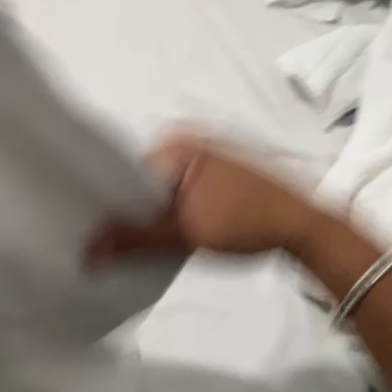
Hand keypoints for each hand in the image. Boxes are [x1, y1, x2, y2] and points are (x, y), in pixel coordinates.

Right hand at [86, 133, 326, 265]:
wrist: (307, 230)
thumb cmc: (246, 222)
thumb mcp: (185, 235)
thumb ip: (132, 241)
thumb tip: (84, 252)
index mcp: (174, 142)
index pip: (122, 170)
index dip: (105, 201)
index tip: (89, 228)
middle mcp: (186, 140)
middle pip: (140, 180)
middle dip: (126, 209)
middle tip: (107, 240)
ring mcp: (204, 155)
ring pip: (160, 189)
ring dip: (148, 214)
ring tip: (130, 241)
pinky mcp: (218, 173)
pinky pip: (179, 192)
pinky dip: (170, 212)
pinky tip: (165, 235)